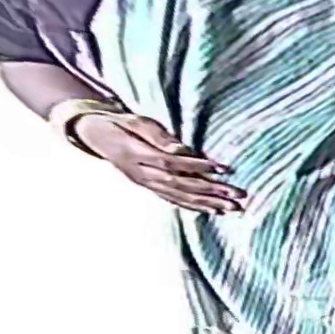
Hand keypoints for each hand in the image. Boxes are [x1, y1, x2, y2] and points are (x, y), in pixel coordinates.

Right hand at [73, 113, 244, 213]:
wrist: (95, 134)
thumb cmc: (122, 124)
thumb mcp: (136, 121)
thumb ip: (158, 135)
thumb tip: (182, 149)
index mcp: (134, 153)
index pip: (170, 163)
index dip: (197, 166)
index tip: (223, 168)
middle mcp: (139, 172)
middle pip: (180, 184)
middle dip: (212, 190)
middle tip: (239, 194)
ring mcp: (143, 183)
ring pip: (179, 196)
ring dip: (209, 203)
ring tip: (235, 208)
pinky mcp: (148, 188)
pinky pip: (173, 200)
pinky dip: (194, 207)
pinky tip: (215, 212)